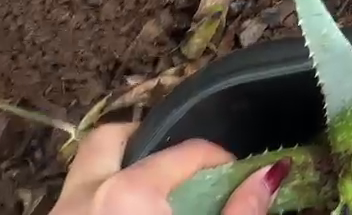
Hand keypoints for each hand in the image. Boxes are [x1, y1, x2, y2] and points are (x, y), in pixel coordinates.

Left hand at [50, 124, 286, 214]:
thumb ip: (241, 213)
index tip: (234, 181)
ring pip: (82, 184)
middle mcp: (80, 201)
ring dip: (115, 187)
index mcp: (127, 194)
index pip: (187, 152)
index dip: (219, 160)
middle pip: (107, 143)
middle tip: (173, 172)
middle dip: (140, 144)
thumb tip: (271, 173)